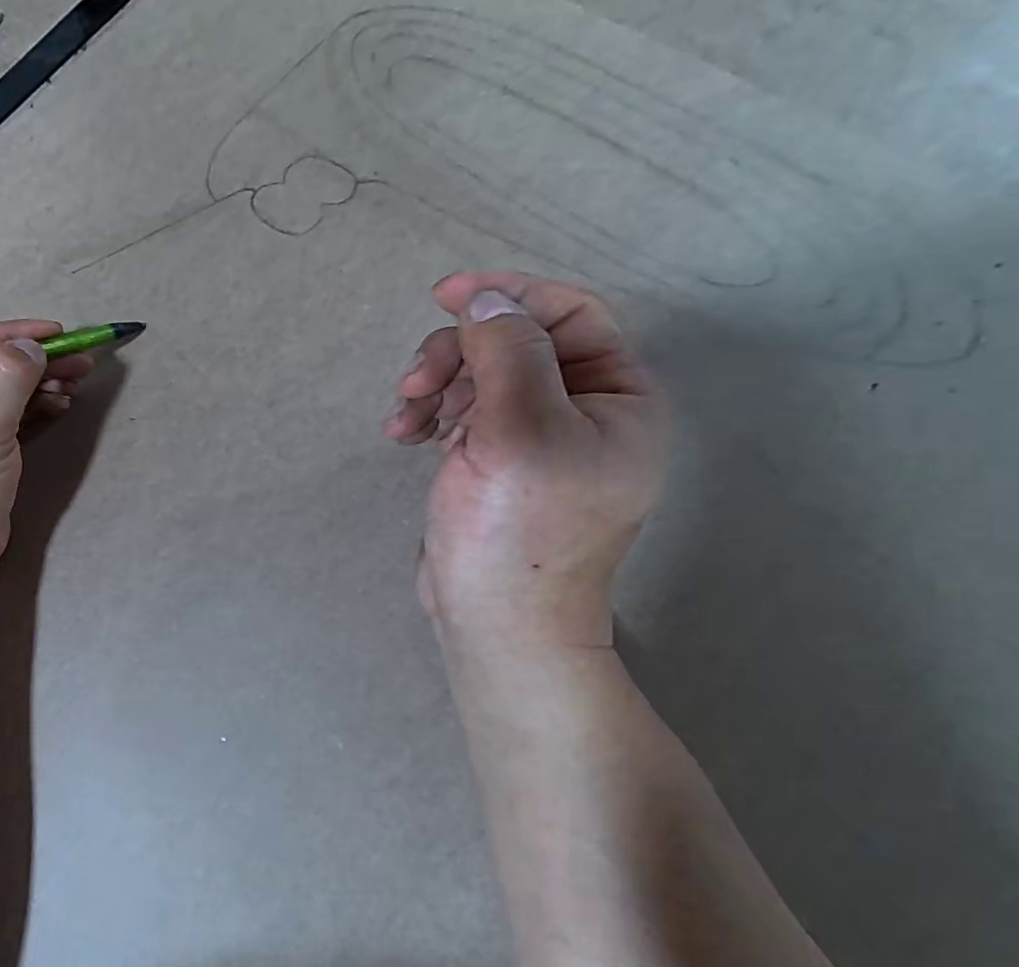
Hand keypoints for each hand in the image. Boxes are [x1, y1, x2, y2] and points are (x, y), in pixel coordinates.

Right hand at [384, 273, 667, 650]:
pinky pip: (463, 415)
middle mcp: (581, 412)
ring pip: (481, 379)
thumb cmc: (518, 531)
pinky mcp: (494, 465)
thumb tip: (487, 301)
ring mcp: (534, 440)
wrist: (495, 620)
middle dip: (458, 354)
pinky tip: (404, 435)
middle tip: (412, 381)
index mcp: (616, 397)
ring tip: (402, 420)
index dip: (508, 296)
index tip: (444, 294)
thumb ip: (509, 354)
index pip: (567, 316)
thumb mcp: (520, 432)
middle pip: (515, 346)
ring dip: (435, 386)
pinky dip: (431, 415)